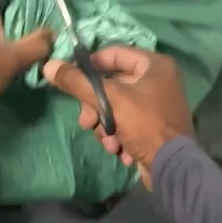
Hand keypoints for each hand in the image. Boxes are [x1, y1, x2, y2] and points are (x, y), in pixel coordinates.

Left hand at [0, 1, 52, 106]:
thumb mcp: (11, 60)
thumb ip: (36, 45)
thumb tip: (53, 33)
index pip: (21, 7)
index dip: (35, 24)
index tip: (44, 40)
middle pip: (9, 22)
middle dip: (22, 37)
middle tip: (34, 55)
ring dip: (9, 47)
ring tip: (20, 63)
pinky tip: (1, 66)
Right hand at [46, 46, 193, 186]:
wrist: (172, 168)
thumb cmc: (145, 125)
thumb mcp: (110, 101)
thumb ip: (78, 83)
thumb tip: (49, 66)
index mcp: (155, 65)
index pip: (114, 54)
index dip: (91, 65)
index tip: (72, 80)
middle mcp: (158, 81)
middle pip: (112, 85)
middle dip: (96, 107)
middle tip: (85, 122)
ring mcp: (156, 105)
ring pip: (116, 108)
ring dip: (106, 126)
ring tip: (108, 142)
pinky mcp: (153, 127)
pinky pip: (127, 124)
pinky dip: (119, 136)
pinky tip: (119, 150)